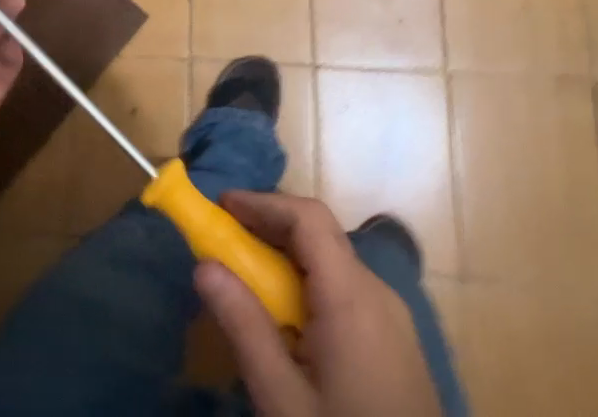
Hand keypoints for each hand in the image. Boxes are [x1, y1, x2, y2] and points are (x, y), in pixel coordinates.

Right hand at [194, 193, 441, 416]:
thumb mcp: (282, 395)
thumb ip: (244, 326)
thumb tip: (203, 266)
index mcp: (352, 297)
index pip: (309, 218)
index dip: (263, 202)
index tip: (219, 206)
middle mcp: (378, 292)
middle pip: (321, 234)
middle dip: (268, 225)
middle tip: (222, 238)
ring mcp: (391, 315)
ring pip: (333, 260)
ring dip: (286, 255)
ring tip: (244, 275)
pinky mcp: (394, 338)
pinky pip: (346, 288)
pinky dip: (307, 280)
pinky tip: (284, 312)